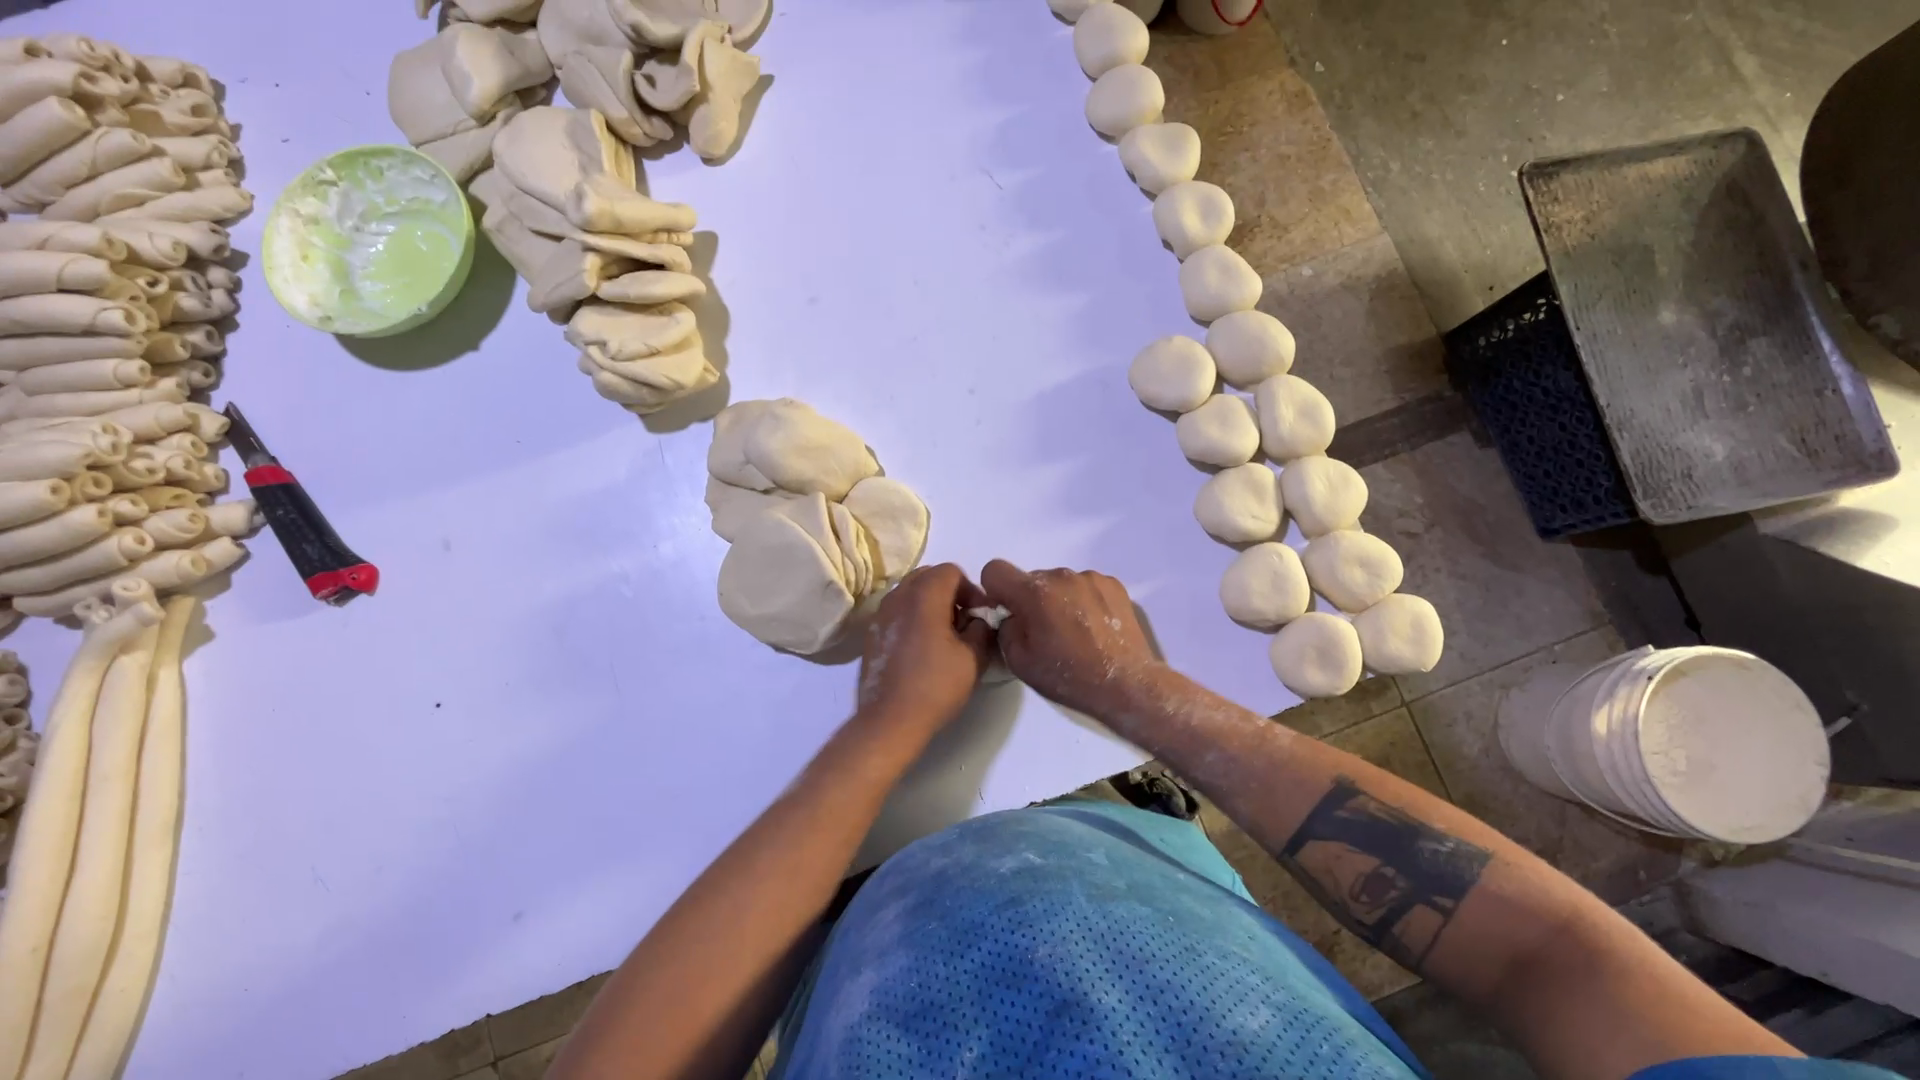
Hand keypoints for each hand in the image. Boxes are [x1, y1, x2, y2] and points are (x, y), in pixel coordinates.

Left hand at [855, 564, 994, 732]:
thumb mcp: (973, 658)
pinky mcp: (871, 634)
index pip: (951, 571)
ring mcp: (880, 615)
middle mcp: (898, 597)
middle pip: (927, 577)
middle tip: (964, 621)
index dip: (971, 588)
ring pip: (909, 593)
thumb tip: (978, 619)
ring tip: (944, 635)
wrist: (889, 719)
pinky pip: (896, 612)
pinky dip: (912, 618)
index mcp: (924, 596)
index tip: (980, 614)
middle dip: (949, 592)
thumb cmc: (935, 686)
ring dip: (930, 604)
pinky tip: (922, 648)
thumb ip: (982, 629)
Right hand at [979, 560, 1165, 720]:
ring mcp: (1089, 577)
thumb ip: (1005, 629)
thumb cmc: (1069, 676)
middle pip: (1030, 578)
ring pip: (1059, 583)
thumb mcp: (1019, 661)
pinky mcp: (1112, 584)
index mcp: (1033, 592)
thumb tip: (1010, 616)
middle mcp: (1060, 576)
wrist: (1125, 683)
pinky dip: (1083, 600)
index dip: (995, 590)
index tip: (1008, 612)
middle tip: (1045, 631)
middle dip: (1030, 600)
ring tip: (1074, 631)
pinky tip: (1093, 626)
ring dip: (1058, 600)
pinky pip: (1084, 585)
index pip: (995, 569)